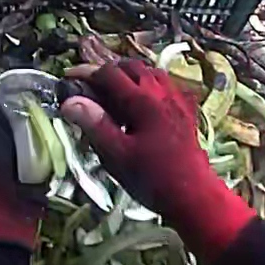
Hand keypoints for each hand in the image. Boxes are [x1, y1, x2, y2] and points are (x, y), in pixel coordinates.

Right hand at [59, 58, 254, 257]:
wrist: (195, 198)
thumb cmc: (153, 177)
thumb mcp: (117, 154)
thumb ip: (94, 124)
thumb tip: (70, 102)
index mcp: (142, 101)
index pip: (109, 73)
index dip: (86, 72)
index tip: (69, 78)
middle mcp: (161, 93)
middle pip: (131, 67)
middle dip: (108, 71)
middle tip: (91, 87)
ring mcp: (178, 101)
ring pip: (151, 73)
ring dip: (130, 75)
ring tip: (115, 92)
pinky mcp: (187, 112)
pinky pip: (168, 86)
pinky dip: (151, 86)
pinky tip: (145, 101)